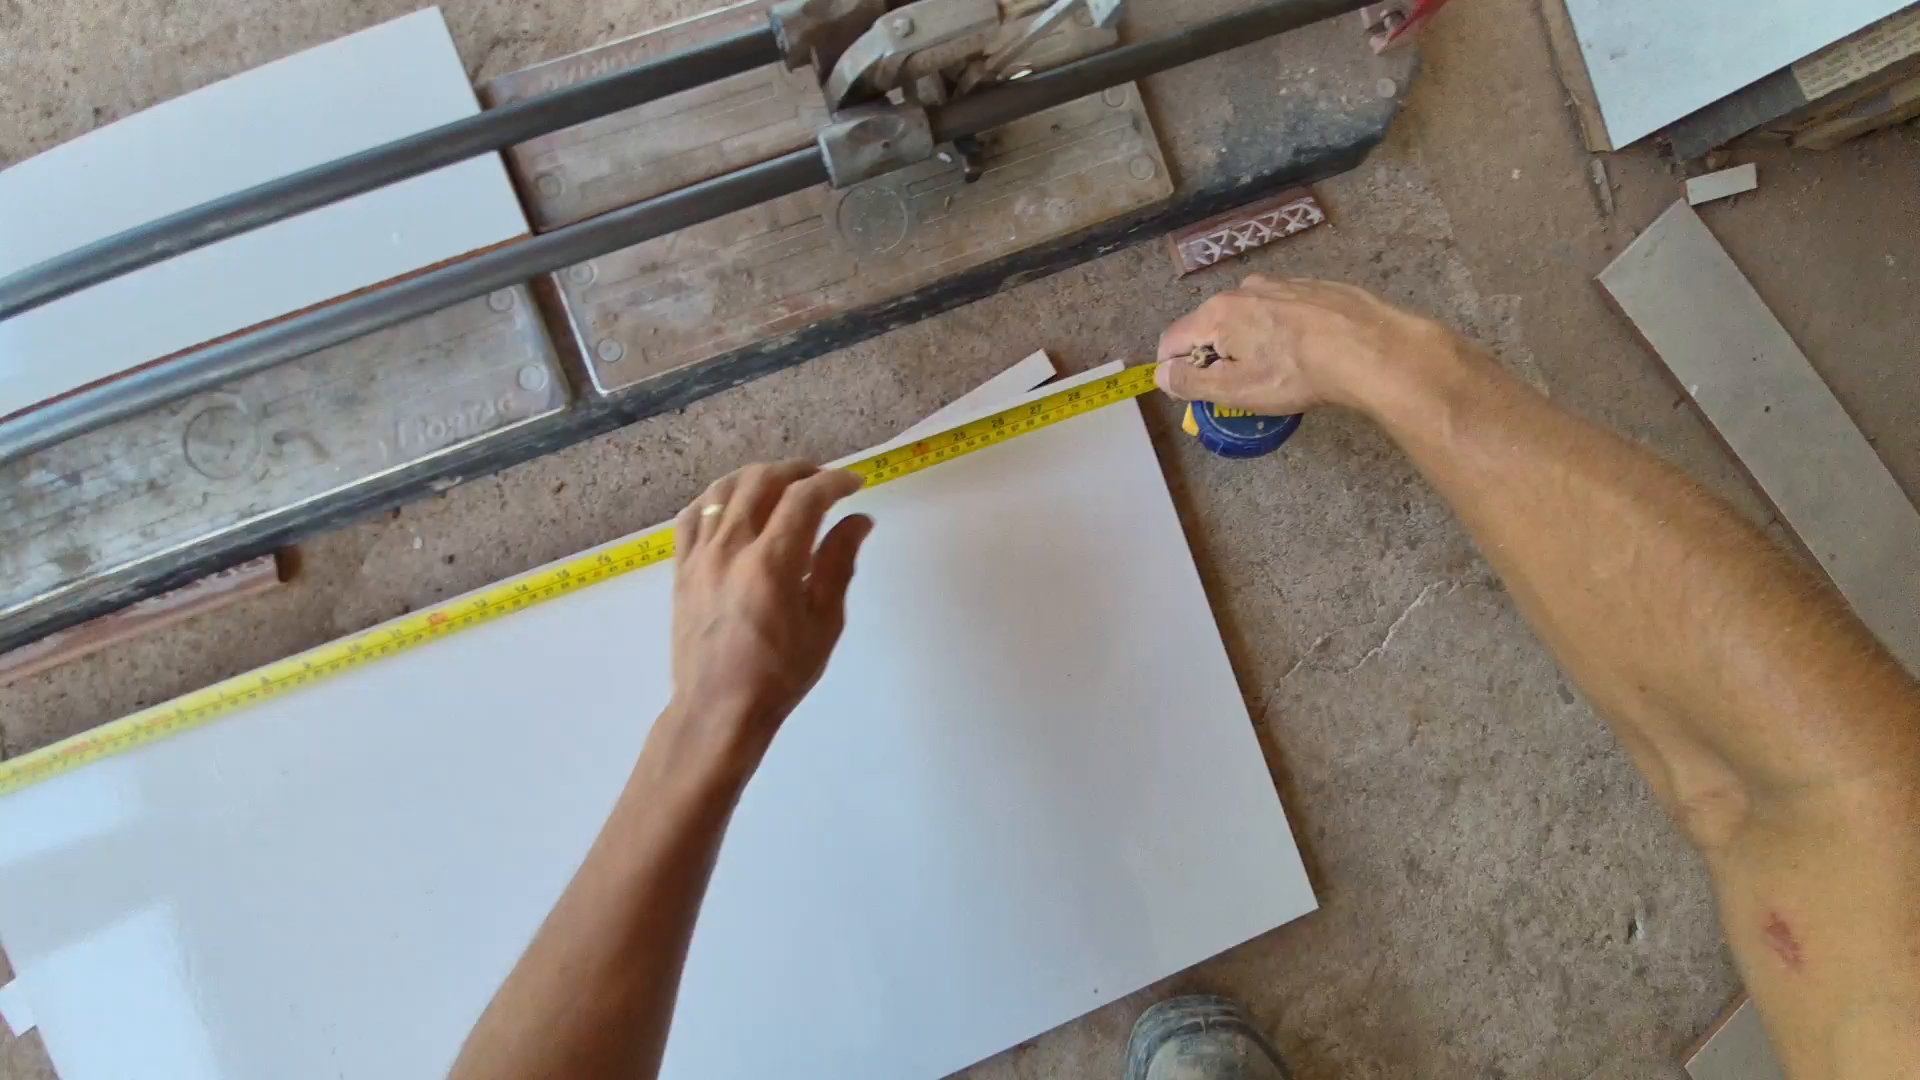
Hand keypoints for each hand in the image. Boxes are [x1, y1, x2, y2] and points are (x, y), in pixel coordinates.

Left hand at [659, 462, 873, 771]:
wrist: (718, 708)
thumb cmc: (781, 672)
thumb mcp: (825, 623)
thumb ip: (839, 564)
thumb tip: (858, 520)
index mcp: (772, 562)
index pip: (805, 498)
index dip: (834, 482)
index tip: (854, 484)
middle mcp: (732, 548)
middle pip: (762, 480)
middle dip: (799, 470)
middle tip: (823, 480)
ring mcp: (700, 555)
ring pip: (725, 489)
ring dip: (759, 477)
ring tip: (782, 485)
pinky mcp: (681, 567)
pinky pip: (693, 514)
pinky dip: (717, 497)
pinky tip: (734, 504)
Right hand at [1155, 276, 1457, 415]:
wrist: (1372, 349)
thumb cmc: (1296, 374)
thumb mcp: (1234, 390)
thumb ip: (1189, 382)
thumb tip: (1161, 374)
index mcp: (1216, 314)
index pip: (1171, 340)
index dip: (1173, 370)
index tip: (1193, 392)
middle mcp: (1242, 290)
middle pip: (1208, 327)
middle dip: (1213, 356)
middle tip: (1238, 387)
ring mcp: (1279, 284)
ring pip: (1245, 317)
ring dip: (1247, 343)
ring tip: (1275, 369)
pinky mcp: (1311, 286)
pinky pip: (1278, 311)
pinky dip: (1278, 331)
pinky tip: (1302, 352)